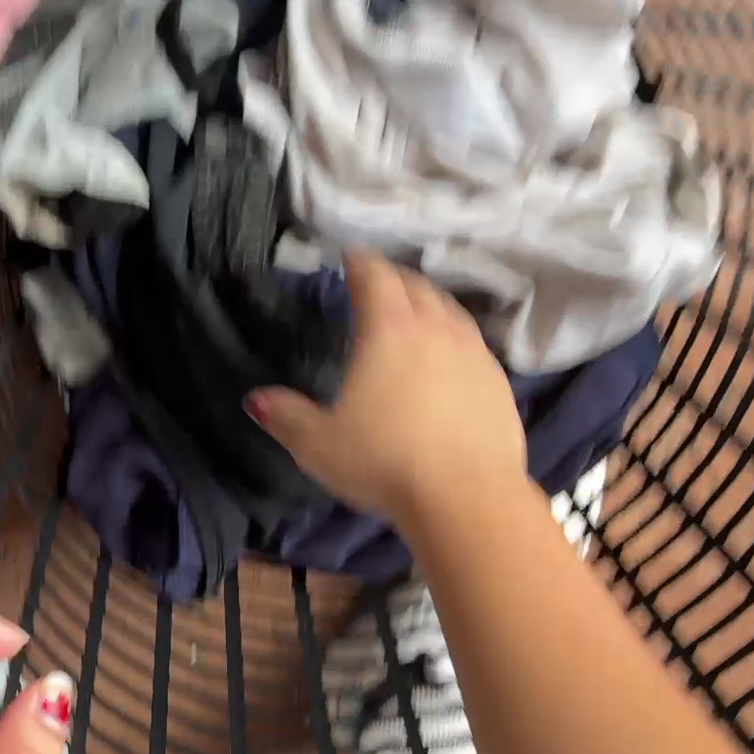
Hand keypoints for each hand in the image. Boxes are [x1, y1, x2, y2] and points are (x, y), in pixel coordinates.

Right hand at [244, 251, 527, 524]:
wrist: (466, 497)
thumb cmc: (381, 461)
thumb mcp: (315, 443)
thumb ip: (284, 415)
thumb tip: (255, 398)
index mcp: (387, 332)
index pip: (374, 279)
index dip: (360, 262)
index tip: (349, 255)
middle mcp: (435, 331)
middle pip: (416, 287)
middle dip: (394, 278)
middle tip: (375, 281)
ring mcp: (474, 354)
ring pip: (450, 311)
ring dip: (427, 303)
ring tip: (411, 312)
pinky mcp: (498, 383)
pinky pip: (471, 343)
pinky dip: (451, 337)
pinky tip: (444, 359)